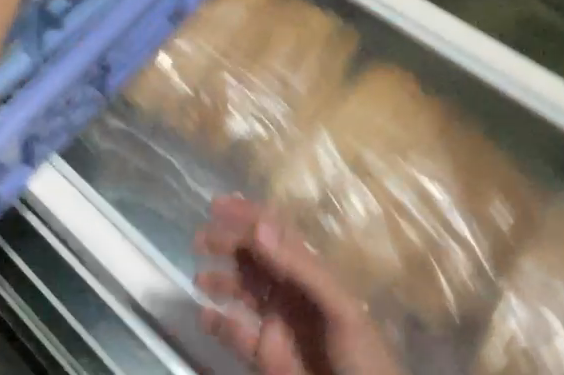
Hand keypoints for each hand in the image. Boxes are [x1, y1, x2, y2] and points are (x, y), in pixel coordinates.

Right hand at [195, 195, 403, 374]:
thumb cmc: (363, 360)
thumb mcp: (340, 310)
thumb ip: (299, 267)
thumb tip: (257, 227)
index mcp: (311, 275)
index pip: (276, 234)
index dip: (248, 215)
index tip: (217, 205)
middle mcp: (291, 293)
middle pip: (253, 258)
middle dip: (226, 243)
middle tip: (200, 241)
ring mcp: (277, 324)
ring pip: (241, 290)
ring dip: (218, 279)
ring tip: (200, 280)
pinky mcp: (266, 357)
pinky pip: (235, 333)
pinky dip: (217, 323)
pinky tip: (203, 316)